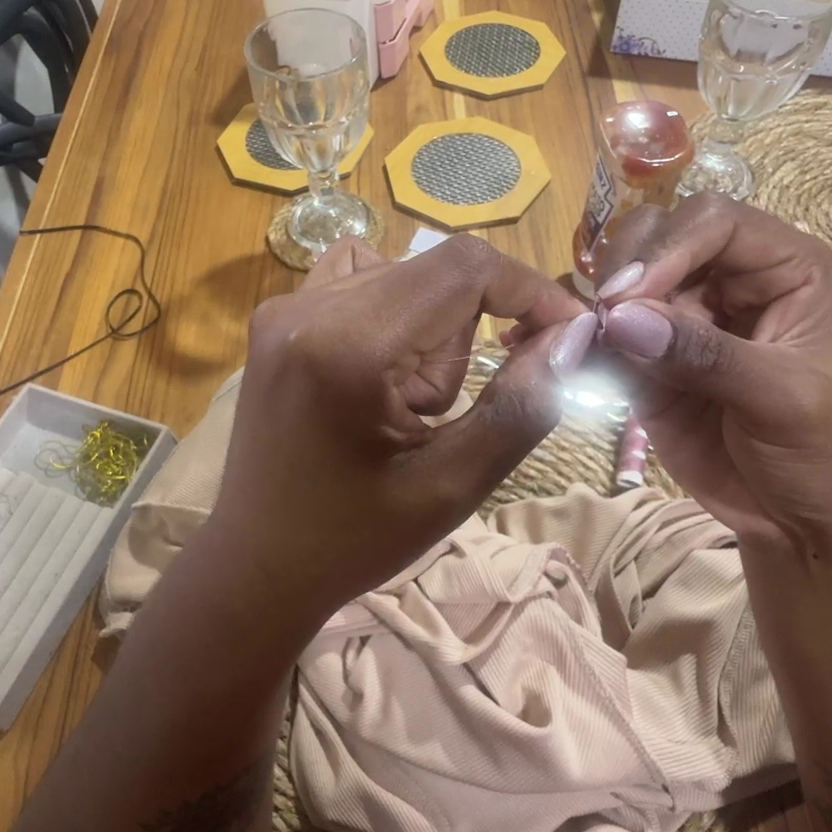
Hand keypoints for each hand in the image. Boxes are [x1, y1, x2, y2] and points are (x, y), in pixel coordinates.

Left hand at [202, 235, 596, 621]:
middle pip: (436, 273)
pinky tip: (377, 377)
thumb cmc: (353, 540)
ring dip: (430, 333)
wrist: (258, 563)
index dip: (531, 292)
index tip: (566, 338)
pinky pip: (360, 282)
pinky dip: (392, 319)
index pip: (464, 268)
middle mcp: (307, 307)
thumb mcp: (451, 487)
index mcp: (347, 346)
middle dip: (470, 333)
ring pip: (403, 276)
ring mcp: (284, 308)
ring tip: (403, 406)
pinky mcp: (276, 319)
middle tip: (442, 414)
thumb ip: (520, 406)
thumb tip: (572, 337)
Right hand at [591, 193, 831, 546]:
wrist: (803, 521)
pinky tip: (570, 356)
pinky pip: (605, 336)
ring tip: (588, 341)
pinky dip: (583, 342)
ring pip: (622, 280)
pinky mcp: (646, 362)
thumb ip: (706, 355)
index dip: (669, 248)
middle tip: (604, 318)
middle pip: (659, 236)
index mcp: (783, 268)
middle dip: (626, 269)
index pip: (714, 223)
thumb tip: (620, 318)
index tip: (630, 296)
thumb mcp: (783, 398)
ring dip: (599, 304)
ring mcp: (681, 321)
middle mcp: (727, 281)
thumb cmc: (826, 451)